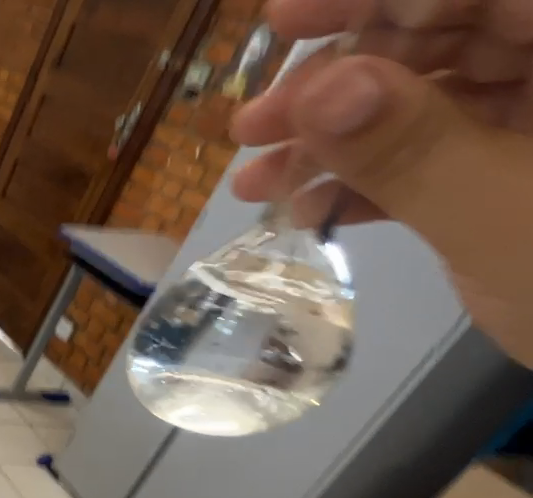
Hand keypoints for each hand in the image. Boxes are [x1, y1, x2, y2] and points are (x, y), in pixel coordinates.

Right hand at [229, 0, 532, 361]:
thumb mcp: (509, 218)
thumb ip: (416, 149)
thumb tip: (323, 89)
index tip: (284, 18)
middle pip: (459, 29)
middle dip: (345, 73)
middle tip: (253, 123)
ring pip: (437, 92)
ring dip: (336, 135)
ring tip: (257, 177)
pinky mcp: (531, 163)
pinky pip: (442, 147)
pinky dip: (367, 176)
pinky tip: (302, 207)